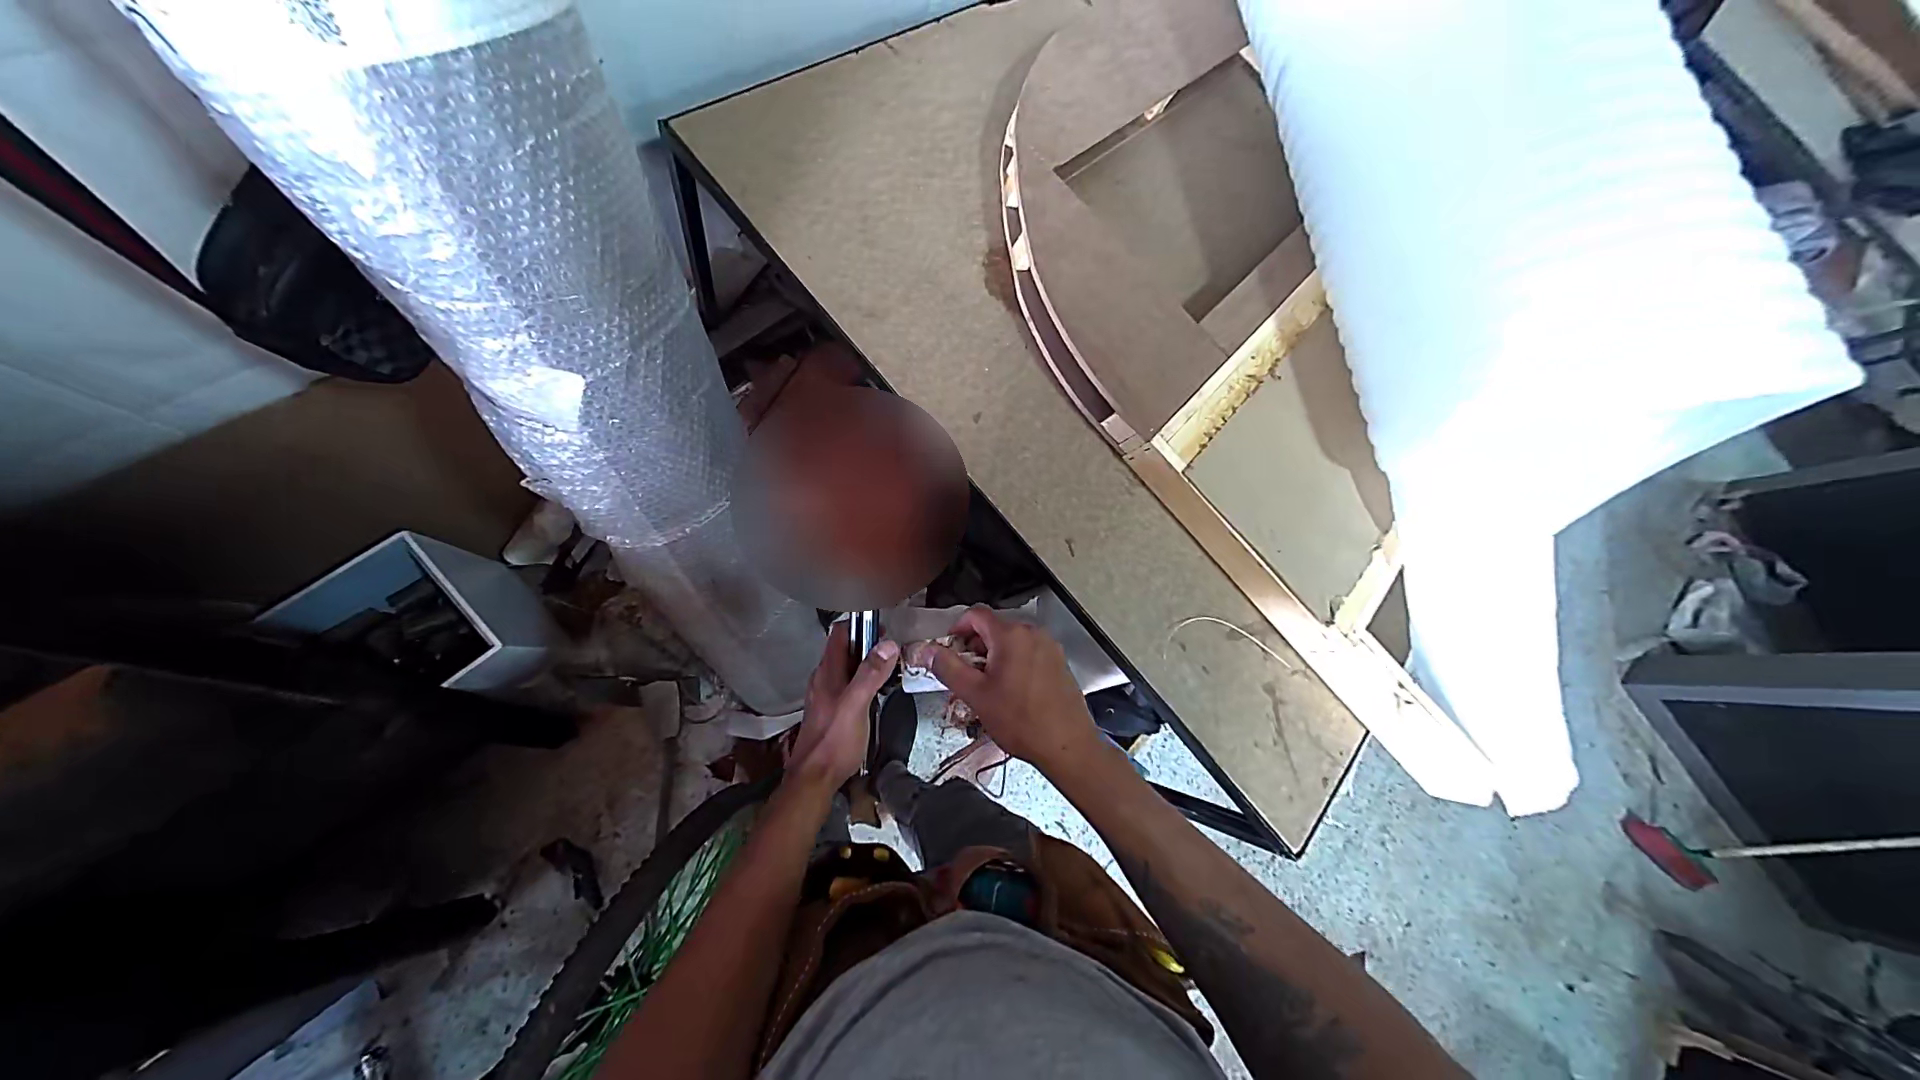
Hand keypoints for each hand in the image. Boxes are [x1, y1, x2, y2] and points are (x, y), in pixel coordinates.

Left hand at [786, 621, 898, 796]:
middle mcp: (823, 680)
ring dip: (867, 665)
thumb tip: (887, 645)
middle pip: (845, 650)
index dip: (860, 624)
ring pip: (847, 669)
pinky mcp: (831, 712)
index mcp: (827, 673)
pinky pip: (848, 687)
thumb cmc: (834, 742)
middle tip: (893, 650)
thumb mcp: (857, 705)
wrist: (814, 779)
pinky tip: (876, 694)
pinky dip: (863, 683)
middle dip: (868, 644)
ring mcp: (826, 696)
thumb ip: (871, 674)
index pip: (839, 634)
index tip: (883, 628)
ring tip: (889, 670)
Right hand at [915, 606, 1100, 776]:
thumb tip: (929, 652)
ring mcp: (1049, 647)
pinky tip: (1010, 692)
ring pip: (1011, 642)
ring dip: (994, 657)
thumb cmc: (1023, 722)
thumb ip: (948, 668)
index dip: (957, 628)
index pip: (976, 614)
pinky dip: (1014, 664)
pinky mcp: (1058, 662)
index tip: (950, 646)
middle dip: (975, 646)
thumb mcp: (975, 694)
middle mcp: (1033, 634)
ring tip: (988, 687)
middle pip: (994, 628)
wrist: (1066, 745)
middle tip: (966, 673)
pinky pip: (1028, 653)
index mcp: (1011, 635)